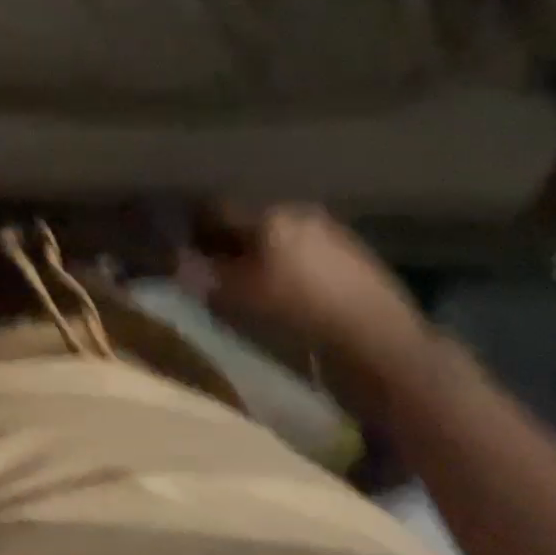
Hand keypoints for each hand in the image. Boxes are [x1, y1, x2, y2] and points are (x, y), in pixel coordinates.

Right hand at [184, 204, 428, 365]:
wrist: (382, 344)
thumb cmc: (296, 311)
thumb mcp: (234, 295)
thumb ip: (199, 273)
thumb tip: (174, 259)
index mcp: (267, 214)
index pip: (215, 210)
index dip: (194, 229)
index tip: (182, 247)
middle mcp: (300, 213)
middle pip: (251, 222)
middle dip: (230, 242)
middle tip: (215, 267)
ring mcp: (335, 233)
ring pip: (281, 238)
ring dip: (263, 254)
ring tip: (251, 281)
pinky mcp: (359, 258)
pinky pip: (309, 254)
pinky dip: (292, 266)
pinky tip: (289, 290)